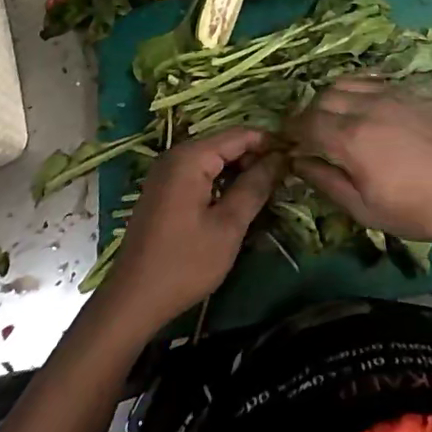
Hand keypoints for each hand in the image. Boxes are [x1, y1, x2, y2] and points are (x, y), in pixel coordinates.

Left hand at [98, 128, 285, 332]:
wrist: (134, 297)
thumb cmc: (185, 263)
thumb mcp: (228, 226)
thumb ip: (254, 187)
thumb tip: (279, 159)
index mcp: (190, 158)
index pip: (238, 134)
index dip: (269, 142)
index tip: (297, 156)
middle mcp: (175, 157)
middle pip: (224, 144)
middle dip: (255, 157)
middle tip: (287, 177)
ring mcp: (166, 174)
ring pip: (212, 160)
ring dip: (240, 171)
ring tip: (270, 189)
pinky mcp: (164, 191)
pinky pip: (199, 175)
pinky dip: (221, 182)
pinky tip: (240, 200)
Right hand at [284, 79, 431, 260]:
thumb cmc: (415, 210)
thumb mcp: (363, 209)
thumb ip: (325, 181)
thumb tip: (298, 162)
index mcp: (350, 139)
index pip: (306, 123)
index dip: (292, 132)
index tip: (288, 144)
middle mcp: (366, 108)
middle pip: (321, 99)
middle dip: (308, 115)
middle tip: (309, 136)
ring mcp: (390, 96)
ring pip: (344, 83)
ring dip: (329, 99)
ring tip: (332, 119)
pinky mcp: (410, 94)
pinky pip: (371, 80)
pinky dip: (355, 90)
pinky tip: (360, 108)